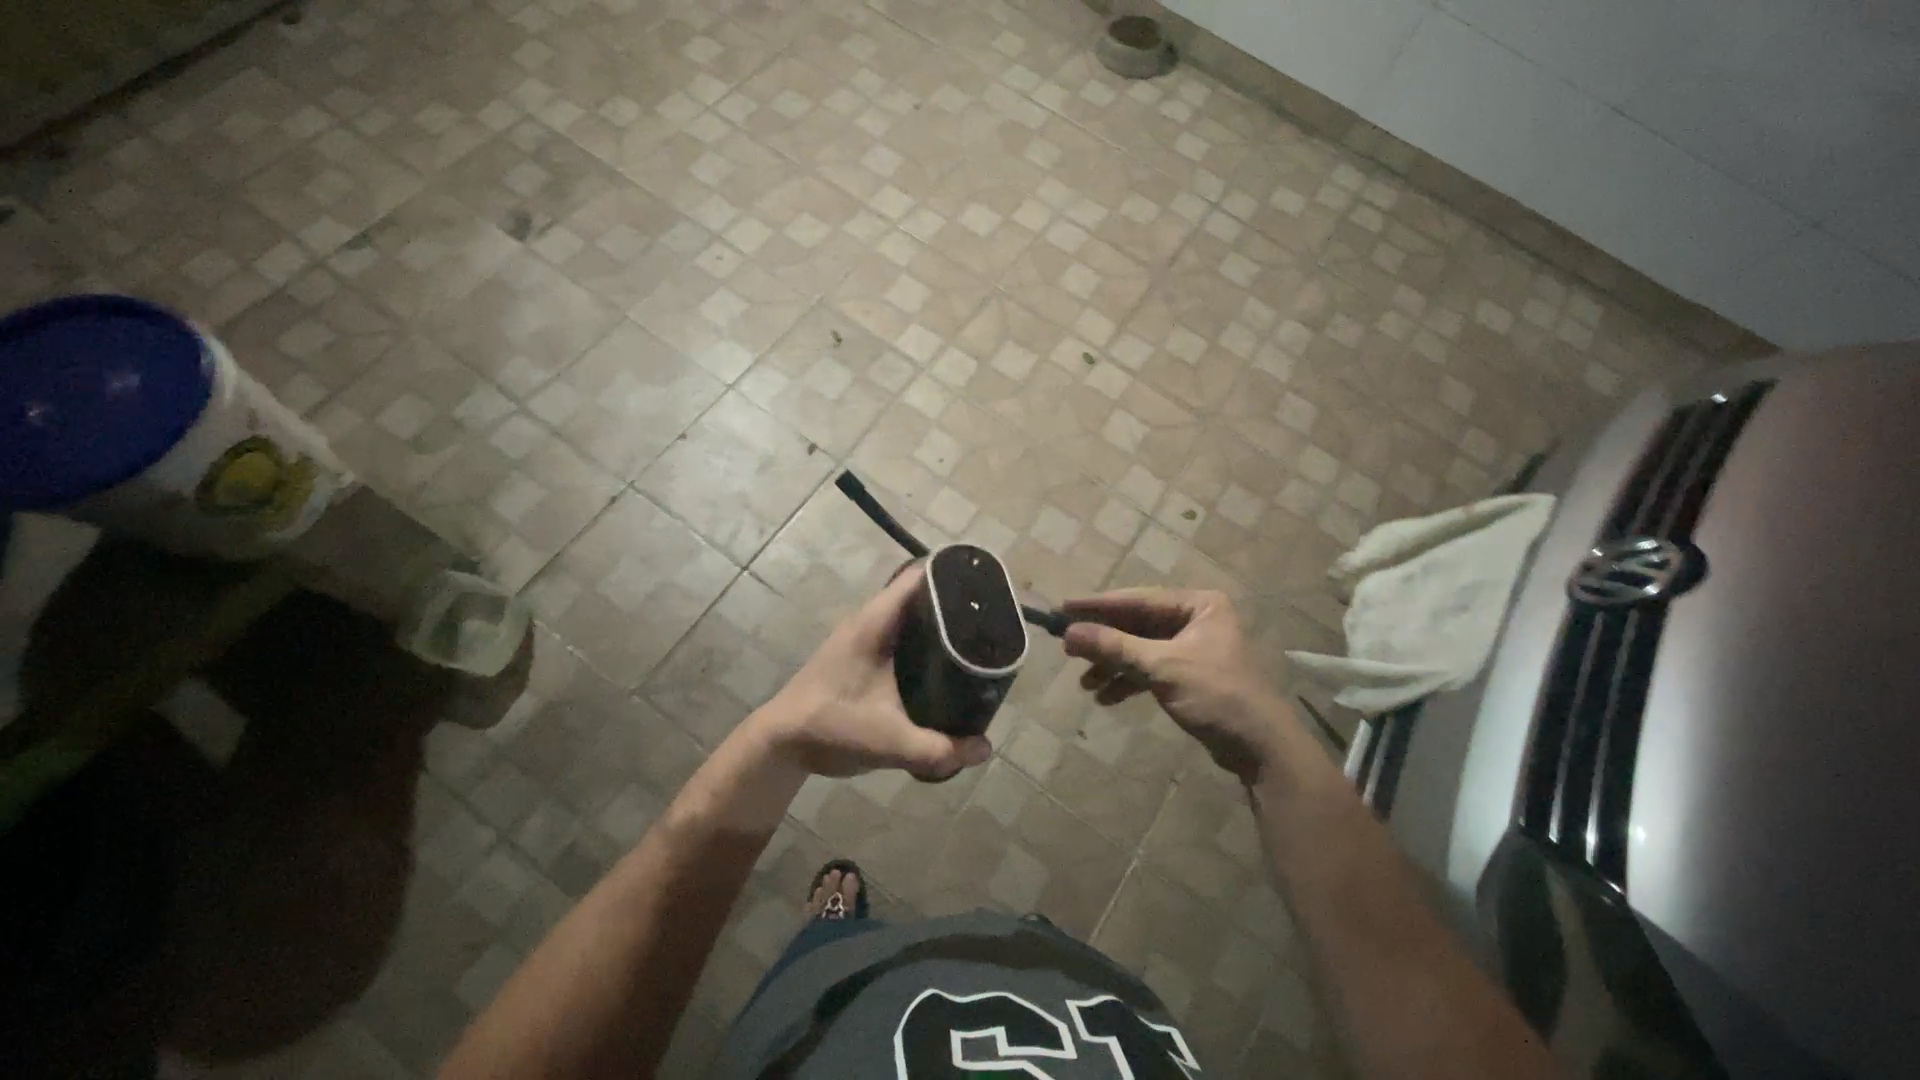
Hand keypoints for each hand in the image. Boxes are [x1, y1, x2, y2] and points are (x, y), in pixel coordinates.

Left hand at [753, 564, 991, 779]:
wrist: (780, 744)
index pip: (918, 578)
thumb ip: (938, 748)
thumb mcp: (888, 741)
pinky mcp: (862, 658)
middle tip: (995, 618)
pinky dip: (926, 643)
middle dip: (956, 603)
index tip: (988, 583)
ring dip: (941, 624)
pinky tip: (947, 665)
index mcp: (874, 624)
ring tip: (980, 639)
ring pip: (912, 619)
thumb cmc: (829, 729)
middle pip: (921, 596)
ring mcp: (864, 640)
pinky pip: (903, 638)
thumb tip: (986, 748)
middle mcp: (870, 623)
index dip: (953, 575)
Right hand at [1062, 588, 1293, 783]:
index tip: (1061, 609)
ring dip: (1112, 665)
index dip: (1097, 606)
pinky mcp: (1188, 675)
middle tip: (1066, 648)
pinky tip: (1106, 698)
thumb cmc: (1215, 694)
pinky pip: (1148, 669)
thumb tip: (1069, 633)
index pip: (1137, 599)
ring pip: (1139, 649)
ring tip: (1084, 683)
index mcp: (1197, 605)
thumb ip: (1115, 647)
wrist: (1258, 745)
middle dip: (1103, 640)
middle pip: (1136, 624)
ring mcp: (1191, 648)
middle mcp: (1195, 619)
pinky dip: (1127, 681)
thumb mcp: (1162, 667)